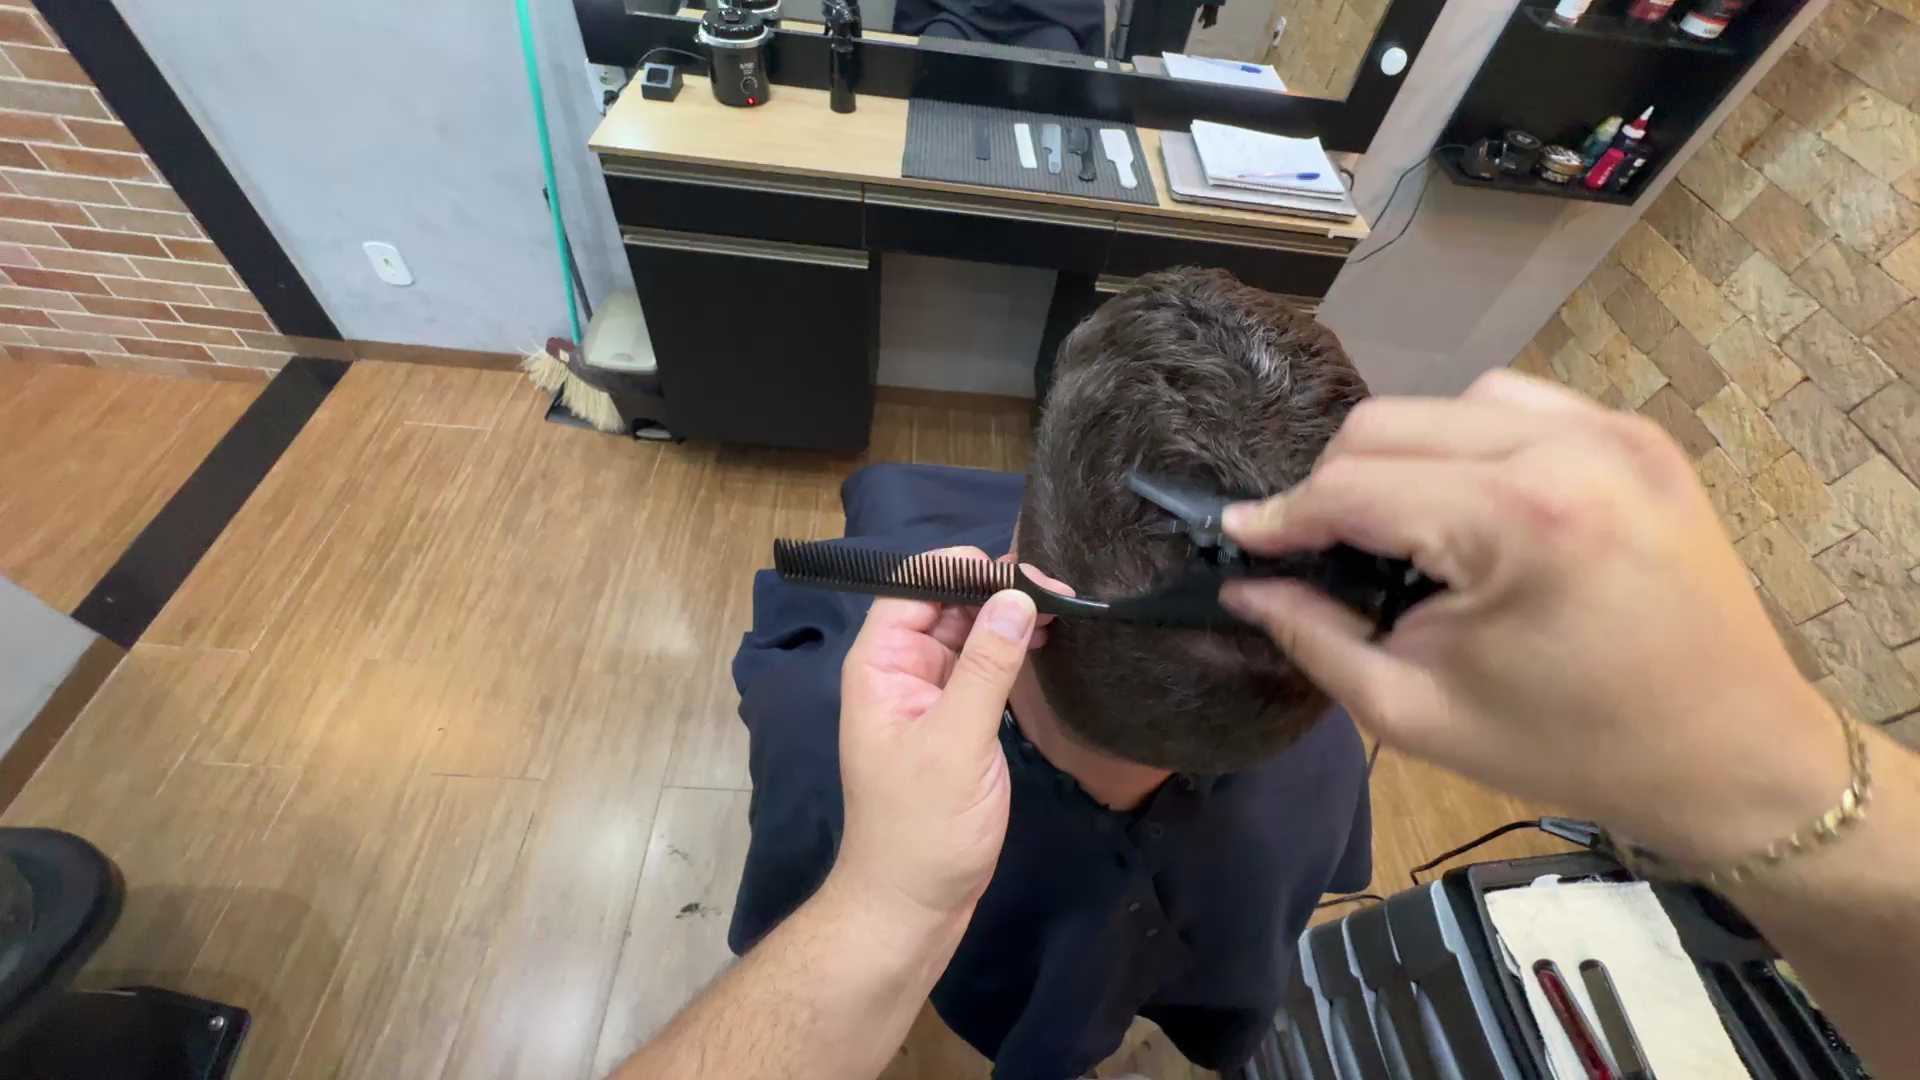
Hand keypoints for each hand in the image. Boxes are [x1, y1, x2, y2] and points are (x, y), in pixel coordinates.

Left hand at [832, 548, 1065, 927]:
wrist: (915, 903)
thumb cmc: (924, 827)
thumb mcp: (957, 742)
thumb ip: (987, 667)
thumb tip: (1017, 596)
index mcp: (882, 663)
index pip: (913, 587)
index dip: (961, 569)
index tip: (1018, 572)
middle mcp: (903, 667)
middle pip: (946, 602)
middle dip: (996, 588)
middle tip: (1059, 590)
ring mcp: (931, 691)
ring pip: (969, 629)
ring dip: (1009, 614)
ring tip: (1063, 608)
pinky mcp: (958, 714)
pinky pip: (983, 663)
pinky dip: (1011, 647)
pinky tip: (1045, 639)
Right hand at [1219, 371, 1846, 864]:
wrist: (1735, 758)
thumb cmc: (1564, 745)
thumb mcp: (1409, 708)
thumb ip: (1310, 634)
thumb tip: (1242, 584)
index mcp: (1518, 521)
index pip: (1350, 487)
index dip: (1280, 516)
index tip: (1237, 539)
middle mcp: (1567, 449)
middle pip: (1380, 426)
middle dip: (1325, 487)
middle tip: (1311, 547)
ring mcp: (1609, 431)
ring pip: (1433, 406)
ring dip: (1387, 460)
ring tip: (1388, 527)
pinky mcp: (1630, 434)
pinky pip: (1501, 403)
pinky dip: (1452, 440)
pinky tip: (1455, 495)